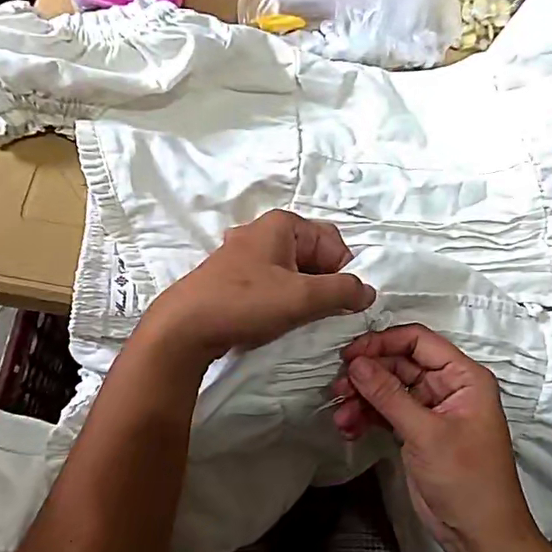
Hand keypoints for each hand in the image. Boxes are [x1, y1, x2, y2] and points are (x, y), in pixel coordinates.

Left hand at [138, 210, 375, 363]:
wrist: (185, 327)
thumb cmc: (245, 302)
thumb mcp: (302, 297)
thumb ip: (342, 291)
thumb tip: (367, 291)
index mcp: (281, 225)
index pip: (333, 241)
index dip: (343, 271)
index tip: (341, 300)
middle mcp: (261, 233)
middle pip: (312, 255)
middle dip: (323, 284)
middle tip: (321, 313)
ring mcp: (243, 255)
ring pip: (291, 273)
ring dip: (302, 296)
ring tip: (298, 320)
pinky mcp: (231, 279)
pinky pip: (270, 285)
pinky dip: (280, 301)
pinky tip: (275, 321)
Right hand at [328, 325, 541, 551]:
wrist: (479, 535)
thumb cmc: (466, 480)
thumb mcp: (425, 433)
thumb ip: (388, 395)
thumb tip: (356, 363)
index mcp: (464, 377)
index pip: (418, 341)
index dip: (382, 342)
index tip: (350, 355)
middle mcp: (448, 387)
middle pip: (398, 363)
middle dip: (367, 374)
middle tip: (338, 387)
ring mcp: (430, 409)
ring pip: (387, 388)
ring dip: (361, 398)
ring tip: (341, 414)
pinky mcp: (416, 430)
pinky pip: (385, 411)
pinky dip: (366, 417)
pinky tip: (349, 428)